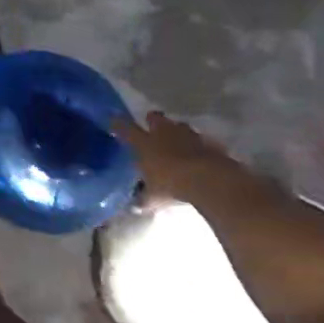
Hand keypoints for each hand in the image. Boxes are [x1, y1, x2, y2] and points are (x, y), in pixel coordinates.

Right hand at [112, 111, 236, 199]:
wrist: (210, 180)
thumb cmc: (172, 184)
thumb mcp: (154, 197)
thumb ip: (144, 198)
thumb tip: (136, 204)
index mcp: (145, 143)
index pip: (126, 128)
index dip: (118, 124)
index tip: (113, 121)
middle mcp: (164, 133)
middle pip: (155, 117)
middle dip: (153, 120)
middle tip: (152, 128)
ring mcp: (188, 135)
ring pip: (179, 125)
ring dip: (177, 131)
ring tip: (177, 142)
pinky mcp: (209, 142)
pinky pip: (200, 139)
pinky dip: (198, 145)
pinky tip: (199, 154)